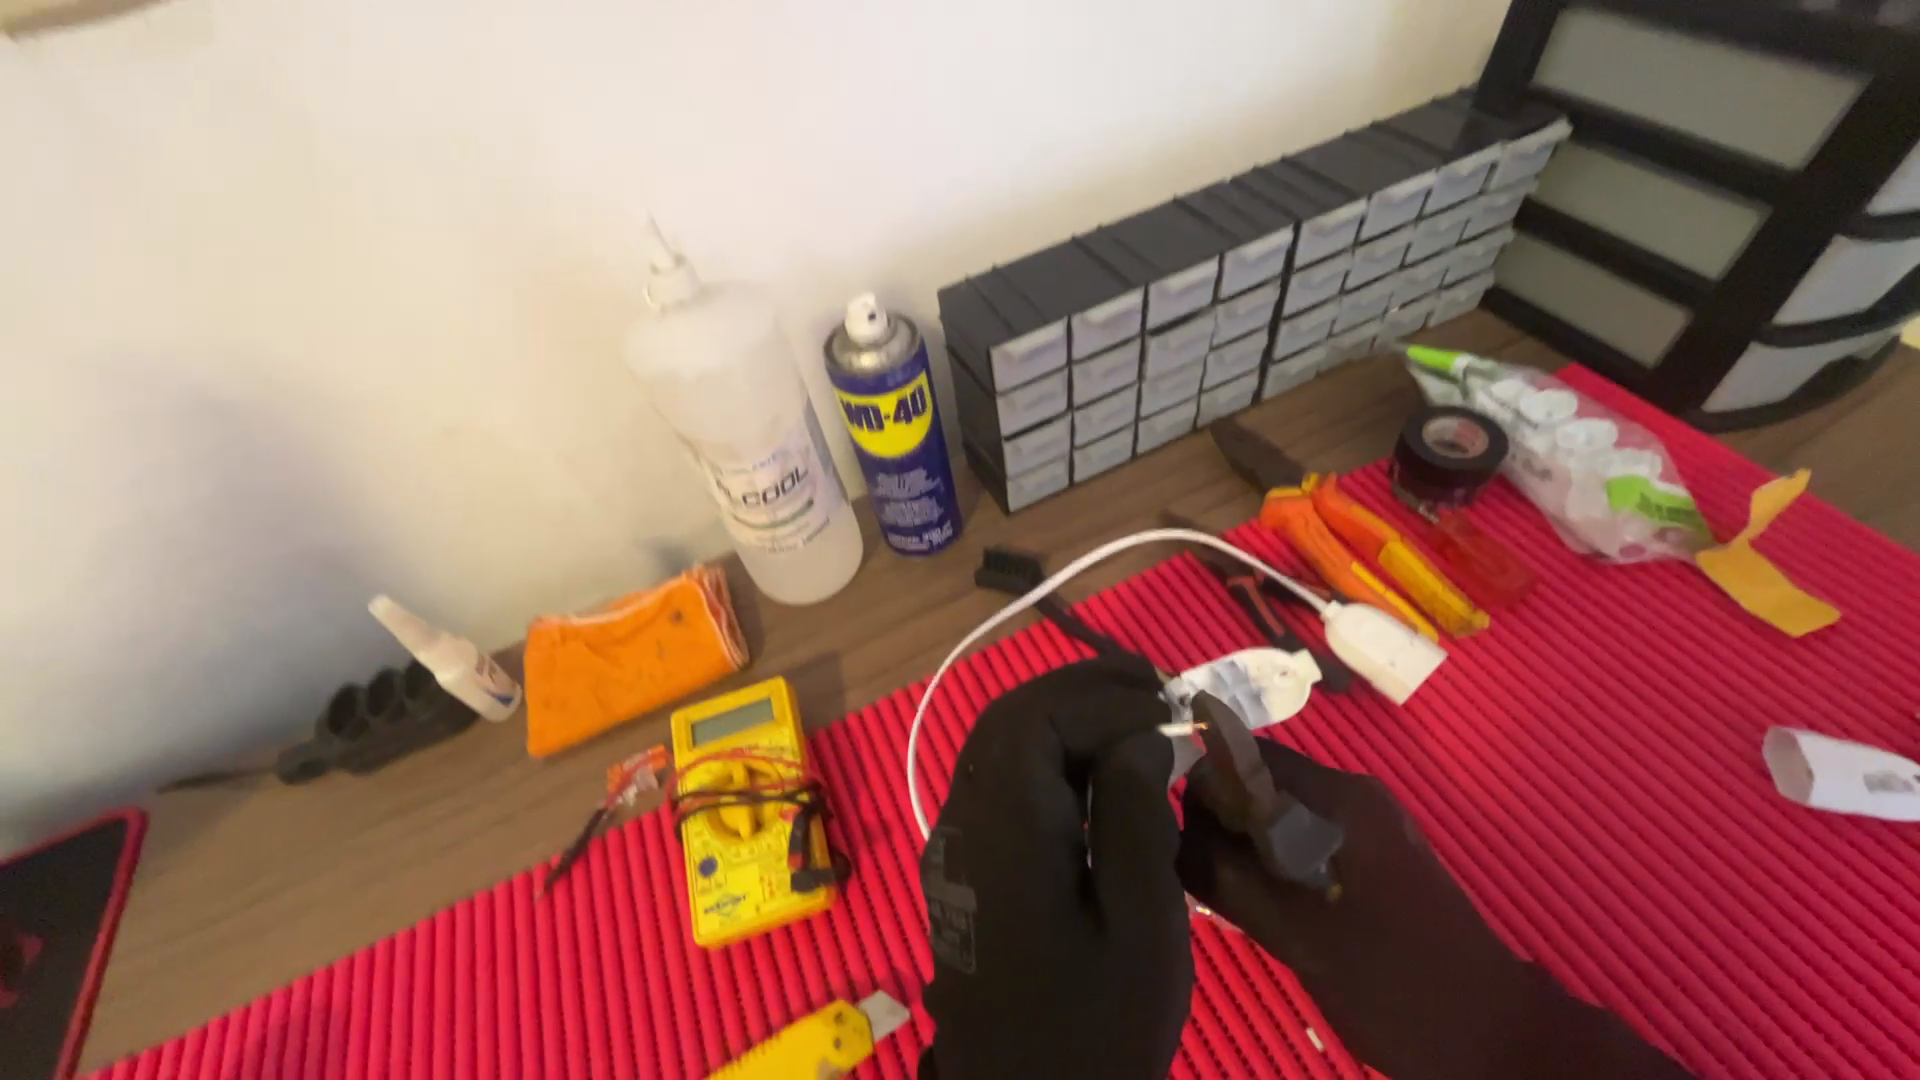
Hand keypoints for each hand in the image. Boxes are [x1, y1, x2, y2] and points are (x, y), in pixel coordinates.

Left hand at [919, 657, 1191, 1079]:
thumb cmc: (1095, 1027)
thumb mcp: (1139, 927)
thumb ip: (1133, 818)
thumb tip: (1138, 735)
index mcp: (1004, 832)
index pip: (1037, 724)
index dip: (1102, 702)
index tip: (1167, 711)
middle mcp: (966, 819)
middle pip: (1009, 717)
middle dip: (1078, 688)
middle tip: (1149, 681)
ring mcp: (959, 835)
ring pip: (1000, 739)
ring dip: (1062, 709)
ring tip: (1131, 702)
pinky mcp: (969, 853)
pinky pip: (1001, 772)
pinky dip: (1047, 745)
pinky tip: (1095, 755)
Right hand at [1180, 739, 1638, 1079]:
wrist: (1502, 1044)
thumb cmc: (1400, 984)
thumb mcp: (1301, 934)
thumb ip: (1229, 879)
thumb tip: (1171, 835)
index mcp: (1340, 797)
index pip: (1245, 755)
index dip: (1204, 787)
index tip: (1179, 835)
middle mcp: (1351, 797)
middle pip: (1258, 784)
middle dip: (1221, 822)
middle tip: (1199, 874)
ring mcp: (1363, 830)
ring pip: (1275, 816)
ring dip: (1243, 849)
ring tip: (1223, 895)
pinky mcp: (1368, 863)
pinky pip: (1298, 843)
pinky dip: (1269, 865)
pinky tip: (1259, 909)